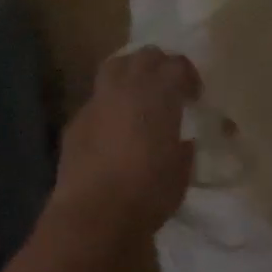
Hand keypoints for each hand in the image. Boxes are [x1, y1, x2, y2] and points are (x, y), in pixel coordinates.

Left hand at [51, 48, 200, 239]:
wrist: (94, 214)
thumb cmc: (148, 192)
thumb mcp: (182, 171)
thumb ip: (184, 146)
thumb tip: (183, 140)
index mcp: (158, 94)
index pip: (177, 65)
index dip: (189, 76)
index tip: (195, 96)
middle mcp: (126, 88)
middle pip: (144, 56)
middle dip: (160, 66)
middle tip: (169, 89)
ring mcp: (96, 102)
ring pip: (114, 68)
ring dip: (131, 75)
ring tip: (140, 98)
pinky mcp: (75, 122)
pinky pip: (96, 100)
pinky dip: (109, 105)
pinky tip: (114, 128)